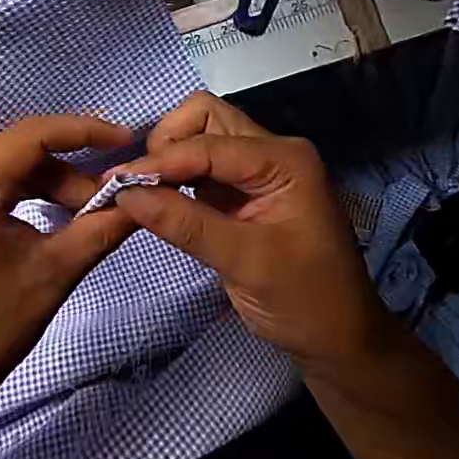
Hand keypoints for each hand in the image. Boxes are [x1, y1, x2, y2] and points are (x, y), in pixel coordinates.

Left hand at [0, 115, 139, 431]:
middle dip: (72, 175)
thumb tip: (143, 197)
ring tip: (92, 213)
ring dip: (53, 188)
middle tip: (114, 196)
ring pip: (10, 170)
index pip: (32, 136)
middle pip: (22, 155)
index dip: (85, 132)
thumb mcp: (55, 271)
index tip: (126, 138)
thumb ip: (103, 227)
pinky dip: (29, 197)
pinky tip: (59, 215)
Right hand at [115, 93, 394, 365]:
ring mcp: (258, 169)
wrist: (342, 340)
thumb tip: (127, 194)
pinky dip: (177, 175)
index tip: (117, 184)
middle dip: (167, 143)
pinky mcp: (243, 189)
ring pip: (202, 136)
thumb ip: (185, 223)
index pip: (208, 145)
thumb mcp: (246, 263)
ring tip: (143, 190)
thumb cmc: (307, 301)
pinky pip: (202, 165)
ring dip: (170, 156)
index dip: (160, 162)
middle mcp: (272, 152)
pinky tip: (159, 198)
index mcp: (284, 160)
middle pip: (206, 118)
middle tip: (139, 183)